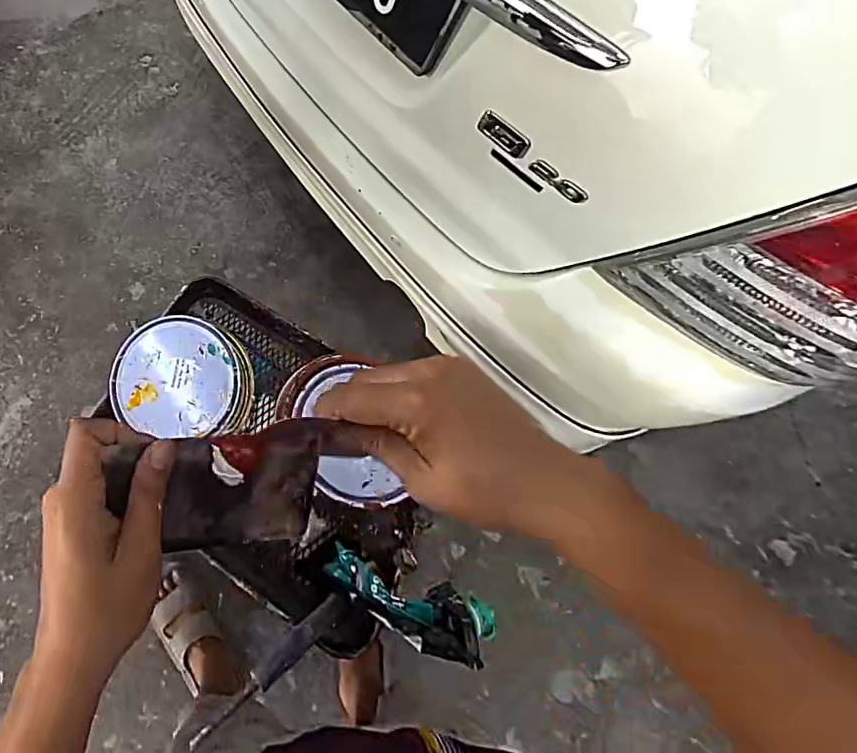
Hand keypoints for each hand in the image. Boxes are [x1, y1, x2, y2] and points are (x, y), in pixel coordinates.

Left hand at [31, 419, 173, 682]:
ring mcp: (58, 513)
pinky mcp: (64, 527)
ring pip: (94, 470)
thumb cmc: (106, 608)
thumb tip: (161, 447)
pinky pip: (91, 491)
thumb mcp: (140, 548)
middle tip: (164, 476)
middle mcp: (59, 498)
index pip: (84, 431)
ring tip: (156, 500)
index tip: (150, 450)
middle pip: (91, 448)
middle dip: (130, 453)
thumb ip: (149, 492)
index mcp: (73, 497)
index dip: (118, 429)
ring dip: (127, 476)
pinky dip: (117, 493)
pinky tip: (139, 521)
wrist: (71, 658)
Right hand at [316, 355, 639, 546]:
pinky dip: (397, 388)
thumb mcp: (424, 480)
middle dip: (345, 401)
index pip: (352, 396)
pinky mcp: (461, 368)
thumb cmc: (486, 492)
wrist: (548, 482)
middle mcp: (427, 369)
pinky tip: (398, 414)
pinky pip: (414, 371)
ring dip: (371, 393)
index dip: (325, 410)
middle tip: (332, 431)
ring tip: (363, 425)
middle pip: (367, 377)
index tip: (308, 426)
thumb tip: (341, 432)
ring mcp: (447, 365)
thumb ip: (379, 446)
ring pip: (389, 371)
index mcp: (416, 399)